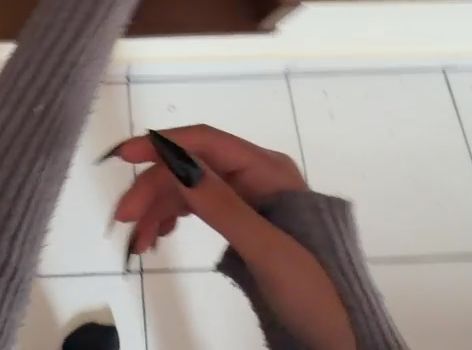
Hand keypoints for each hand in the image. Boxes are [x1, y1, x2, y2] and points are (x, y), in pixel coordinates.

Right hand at [108, 126, 354, 349]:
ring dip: (159, 208)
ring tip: (137, 241)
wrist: (349, 340)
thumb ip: (220, 204)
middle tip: (123, 220)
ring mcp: (250, 199)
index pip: (204, 142)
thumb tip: (173, 160)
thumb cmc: (316, 292)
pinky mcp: (245, 224)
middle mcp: (256, 176)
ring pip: (191, 190)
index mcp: (267, 170)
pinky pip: (200, 209)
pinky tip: (157, 236)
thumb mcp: (267, 250)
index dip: (162, 144)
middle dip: (155, 188)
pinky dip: (174, 219)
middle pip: (192, 167)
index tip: (124, 156)